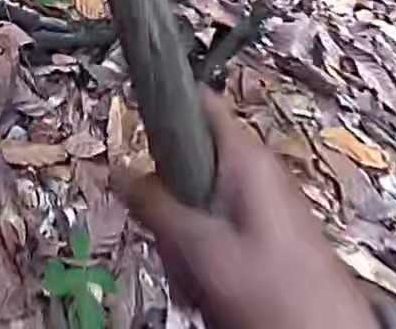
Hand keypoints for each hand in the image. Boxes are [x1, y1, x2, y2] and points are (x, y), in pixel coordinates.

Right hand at [115, 90, 378, 328]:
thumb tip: (116, 172)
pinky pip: (218, 225)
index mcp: (245, 156)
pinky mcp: (268, 236)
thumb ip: (153, 204)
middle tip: (165, 231)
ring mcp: (263, 204)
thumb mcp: (200, 248)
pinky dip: (204, 251)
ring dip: (183, 233)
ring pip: (198, 197)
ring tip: (189, 269)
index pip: (197, 99)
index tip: (135, 131)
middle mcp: (256, 171)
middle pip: (189, 157)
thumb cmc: (279, 294)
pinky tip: (206, 284)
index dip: (162, 105)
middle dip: (168, 196)